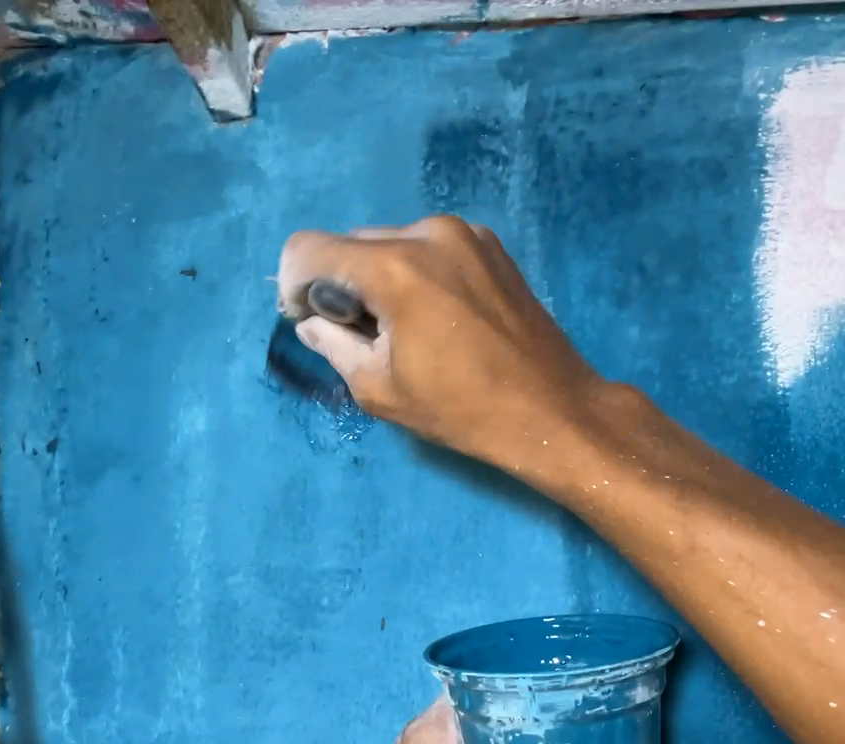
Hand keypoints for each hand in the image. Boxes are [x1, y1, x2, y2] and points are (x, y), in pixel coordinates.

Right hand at [276, 216, 605, 468]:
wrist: (551, 409)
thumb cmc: (461, 409)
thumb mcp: (381, 391)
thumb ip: (334, 347)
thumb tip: (311, 324)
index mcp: (393, 268)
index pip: (309, 249)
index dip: (293, 285)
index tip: (308, 321)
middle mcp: (427, 233)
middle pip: (352, 244)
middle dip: (340, 285)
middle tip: (360, 335)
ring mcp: (465, 233)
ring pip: (392, 243)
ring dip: (379, 278)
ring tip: (403, 329)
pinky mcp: (490, 245)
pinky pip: (430, 248)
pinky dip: (416, 273)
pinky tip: (437, 316)